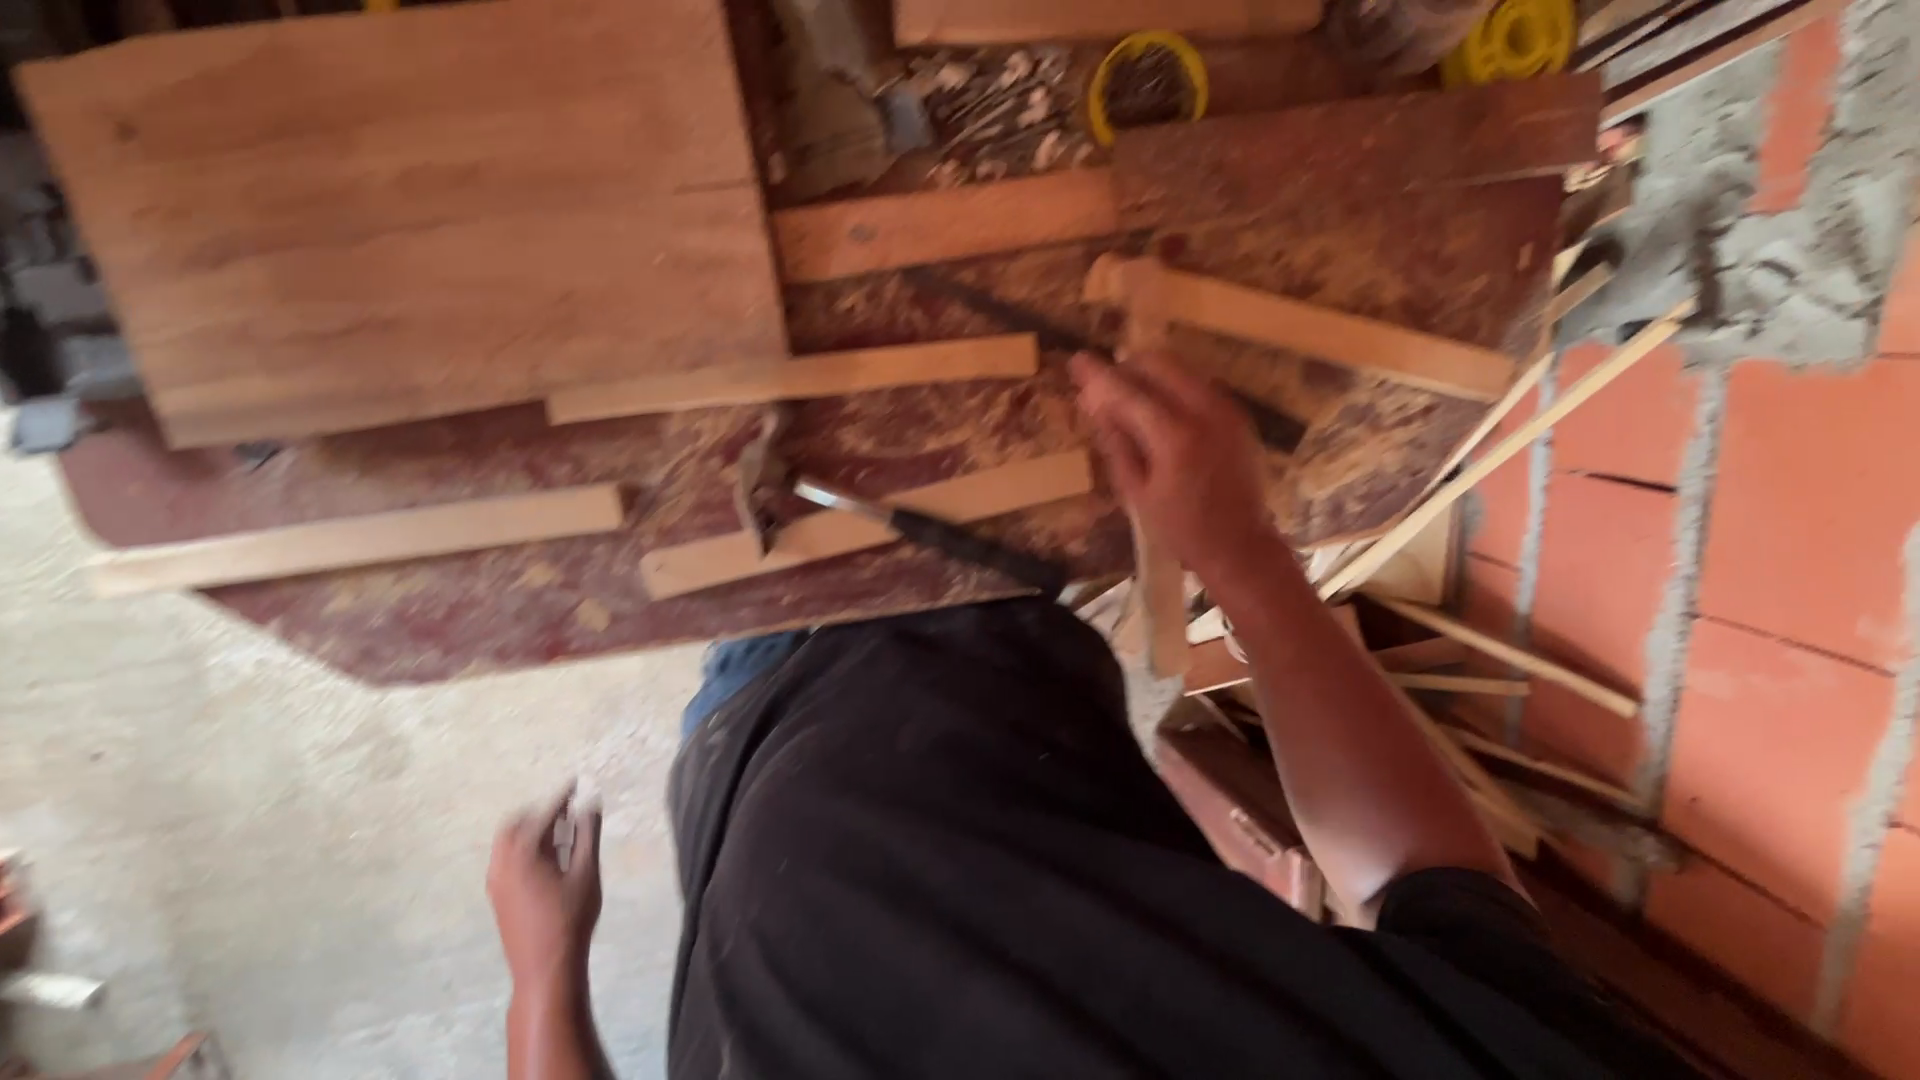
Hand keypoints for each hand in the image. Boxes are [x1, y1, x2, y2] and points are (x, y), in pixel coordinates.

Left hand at [488, 783, 602, 993]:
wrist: (545, 968)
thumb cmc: (570, 918)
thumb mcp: (586, 873)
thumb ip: (587, 835)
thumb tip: (590, 805)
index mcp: (522, 855)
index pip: (542, 814)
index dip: (561, 796)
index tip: (576, 783)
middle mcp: (501, 864)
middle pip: (514, 824)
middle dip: (539, 812)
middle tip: (566, 808)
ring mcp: (496, 883)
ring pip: (506, 843)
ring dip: (529, 831)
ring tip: (559, 832)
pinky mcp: (498, 897)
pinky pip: (505, 859)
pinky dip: (523, 848)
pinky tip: (547, 859)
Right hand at [1070, 350, 1284, 581]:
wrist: (1239, 545)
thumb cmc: (1179, 528)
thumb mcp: (1135, 491)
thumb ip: (1116, 441)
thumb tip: (1094, 402)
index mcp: (1174, 436)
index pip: (1127, 391)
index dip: (1099, 375)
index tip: (1077, 360)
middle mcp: (1205, 411)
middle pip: (1158, 363)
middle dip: (1127, 368)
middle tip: (1106, 387)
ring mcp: (1226, 409)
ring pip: (1181, 368)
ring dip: (1151, 374)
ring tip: (1130, 399)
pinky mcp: (1238, 415)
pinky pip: (1199, 383)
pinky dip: (1174, 386)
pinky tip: (1160, 412)